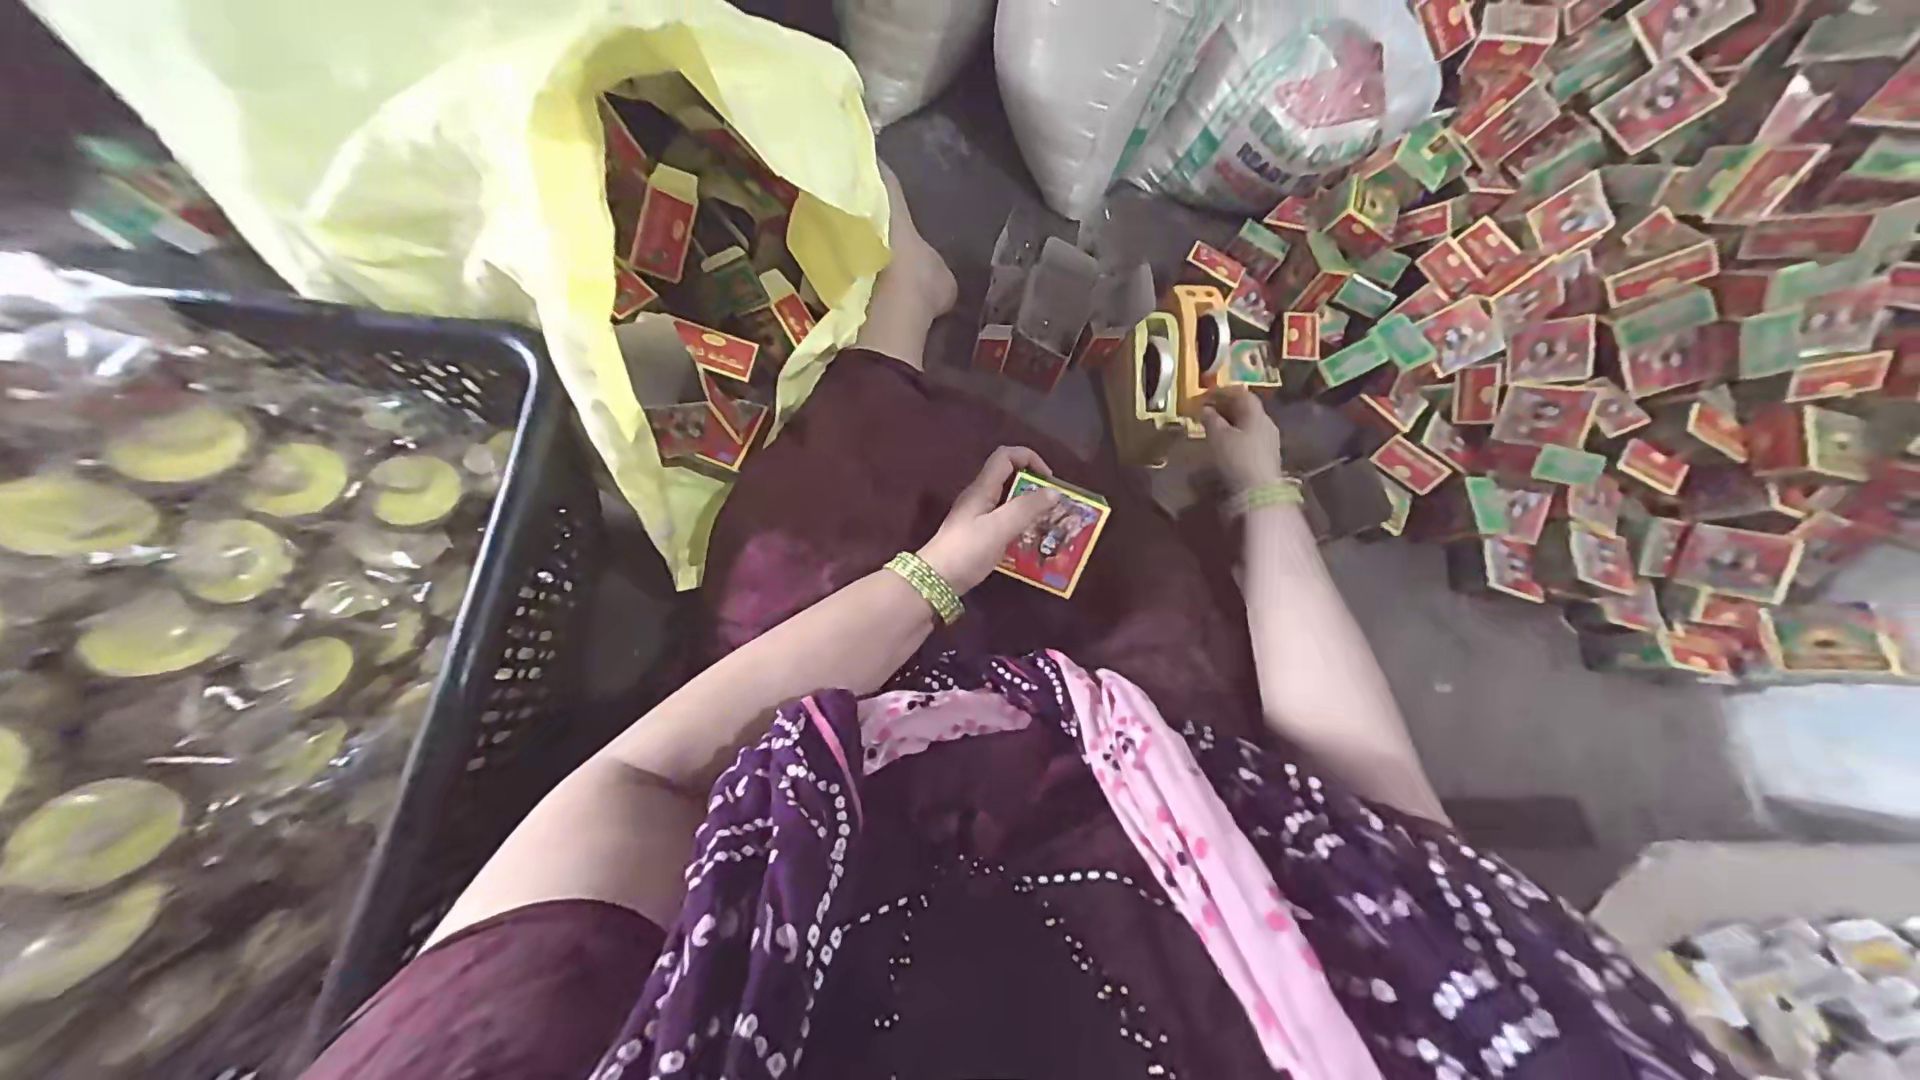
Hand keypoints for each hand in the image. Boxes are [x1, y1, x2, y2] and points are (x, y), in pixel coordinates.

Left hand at [917, 446, 1062, 592]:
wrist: (936, 580)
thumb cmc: (966, 551)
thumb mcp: (999, 527)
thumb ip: (1026, 508)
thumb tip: (1054, 492)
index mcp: (982, 488)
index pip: (1006, 456)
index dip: (1030, 458)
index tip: (1049, 480)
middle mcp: (979, 498)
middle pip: (1009, 477)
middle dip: (1033, 485)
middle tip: (1053, 506)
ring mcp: (978, 517)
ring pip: (1008, 501)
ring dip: (1029, 507)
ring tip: (1048, 523)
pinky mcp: (979, 535)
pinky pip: (1004, 521)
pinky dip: (1020, 524)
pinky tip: (1031, 540)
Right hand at [1200, 387, 1284, 492]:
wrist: (1259, 490)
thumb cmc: (1237, 458)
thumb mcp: (1218, 437)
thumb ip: (1211, 419)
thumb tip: (1205, 408)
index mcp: (1256, 414)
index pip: (1241, 394)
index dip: (1223, 392)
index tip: (1206, 395)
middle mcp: (1266, 423)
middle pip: (1246, 408)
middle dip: (1226, 406)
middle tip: (1207, 409)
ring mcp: (1269, 439)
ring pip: (1248, 422)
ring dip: (1230, 420)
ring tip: (1214, 425)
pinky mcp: (1267, 455)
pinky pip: (1250, 435)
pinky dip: (1236, 432)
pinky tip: (1226, 440)